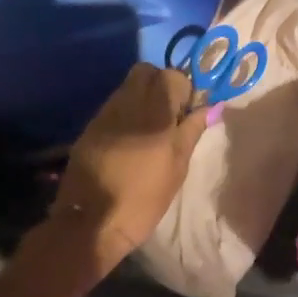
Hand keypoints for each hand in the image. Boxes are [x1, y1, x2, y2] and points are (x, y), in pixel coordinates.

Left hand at [47, 63, 204, 274]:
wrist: (90, 224)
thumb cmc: (142, 200)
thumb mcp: (177, 169)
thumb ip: (191, 132)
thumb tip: (208, 108)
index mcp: (154, 114)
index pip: (172, 76)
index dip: (183, 89)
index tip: (187, 111)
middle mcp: (127, 105)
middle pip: (145, 72)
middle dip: (160, 83)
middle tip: (169, 112)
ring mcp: (105, 115)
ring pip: (127, 87)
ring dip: (142, 97)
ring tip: (148, 128)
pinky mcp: (89, 128)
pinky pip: (112, 106)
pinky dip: (125, 112)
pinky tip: (128, 139)